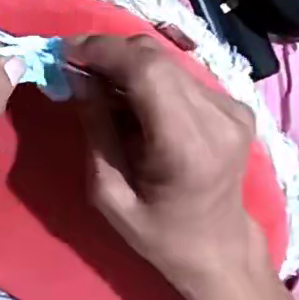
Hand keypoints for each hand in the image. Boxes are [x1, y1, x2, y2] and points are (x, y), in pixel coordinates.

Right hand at [64, 34, 279, 299]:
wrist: (219, 249)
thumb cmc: (158, 234)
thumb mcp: (109, 193)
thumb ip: (95, 129)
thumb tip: (77, 77)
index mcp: (188, 146)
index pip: (147, 70)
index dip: (103, 50)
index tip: (65, 51)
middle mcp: (218, 118)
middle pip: (156, 57)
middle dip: (108, 52)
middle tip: (73, 65)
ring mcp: (231, 108)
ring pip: (166, 60)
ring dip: (125, 63)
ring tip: (95, 82)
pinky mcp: (233, 105)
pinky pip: (178, 74)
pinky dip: (145, 76)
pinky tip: (127, 98)